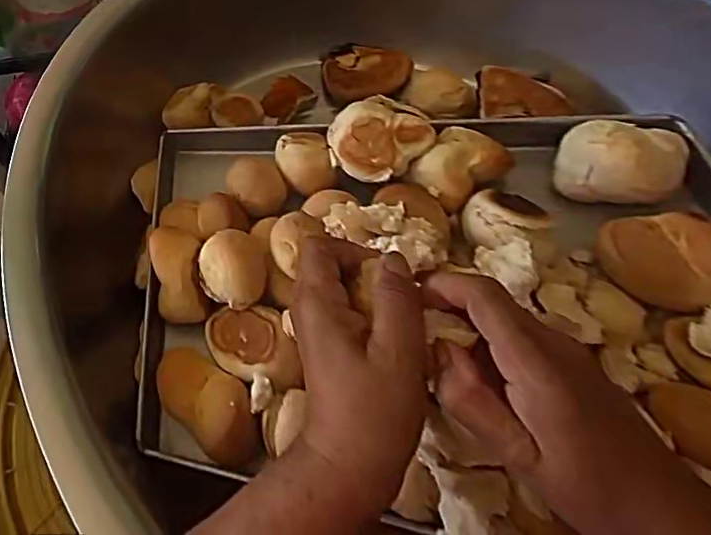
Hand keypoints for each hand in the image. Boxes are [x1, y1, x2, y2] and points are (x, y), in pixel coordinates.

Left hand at [289, 237, 427, 515]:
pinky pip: (345, 312)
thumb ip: (397, 299)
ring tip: (404, 323)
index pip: (319, 245)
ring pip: (340, 289)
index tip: (387, 274)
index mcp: (315, 300)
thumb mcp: (398, 352)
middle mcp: (306, 307)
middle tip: (403, 299)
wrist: (347, 466)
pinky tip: (395, 343)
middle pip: (329, 264)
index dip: (353, 249)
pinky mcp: (325, 346)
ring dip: (373, 297)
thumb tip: (395, 258)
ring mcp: (313, 327)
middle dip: (368, 273)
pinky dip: (370, 317)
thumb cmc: (373, 413)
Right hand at [423, 271, 710, 534]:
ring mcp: (565, 348)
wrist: (670, 512)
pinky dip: (490, 343)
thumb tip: (437, 352)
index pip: (481, 292)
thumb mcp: (520, 455)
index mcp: (535, 359)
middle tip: (417, 333)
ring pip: (502, 316)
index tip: (408, 294)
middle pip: (488, 299)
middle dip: (447, 304)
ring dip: (468, 326)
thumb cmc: (592, 487)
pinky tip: (485, 381)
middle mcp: (551, 340)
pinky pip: (518, 335)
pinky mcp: (571, 362)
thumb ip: (471, 401)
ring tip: (445, 363)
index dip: (440, 282)